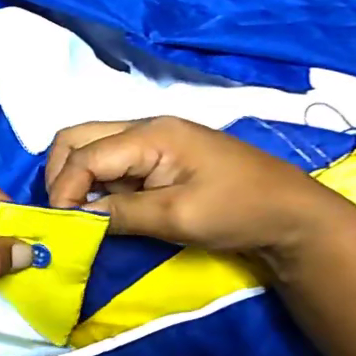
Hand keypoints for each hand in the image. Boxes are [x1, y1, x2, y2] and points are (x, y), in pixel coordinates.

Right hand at [44, 117, 355, 268]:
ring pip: (88, 148)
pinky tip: (106, 209)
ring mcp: (151, 140)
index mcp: (150, 135)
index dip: (64, 191)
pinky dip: (96, 185)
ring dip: (77, 180)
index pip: (83, 156)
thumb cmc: (240, 212)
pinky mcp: (157, 157)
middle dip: (59, 176)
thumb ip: (119, 214)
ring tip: (84, 214)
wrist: (295, 216)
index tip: (63, 227)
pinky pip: (109, 163)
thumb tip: (74, 218)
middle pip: (75, 139)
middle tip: (64, 213)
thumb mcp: (177, 217)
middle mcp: (144, 128)